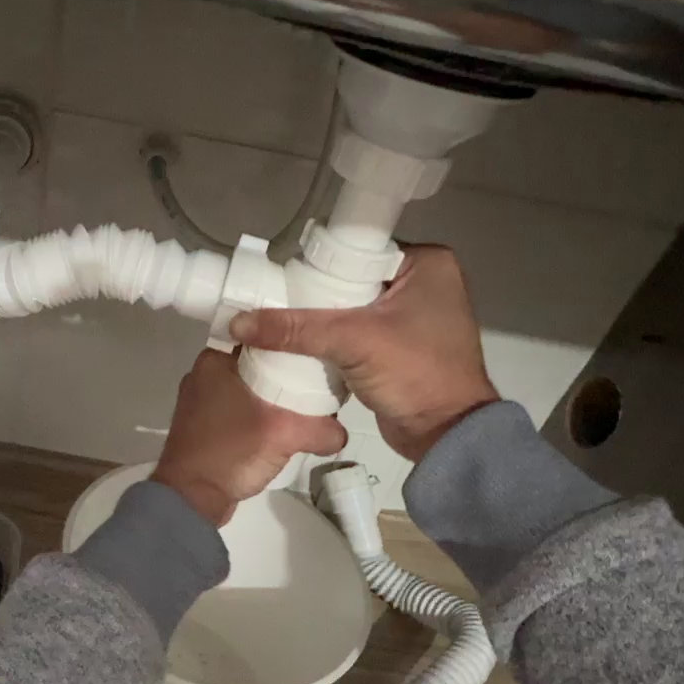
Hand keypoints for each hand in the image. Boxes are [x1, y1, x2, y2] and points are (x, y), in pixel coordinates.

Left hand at [151, 349, 347, 524]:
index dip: (296, 346)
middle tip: (323, 386)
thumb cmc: (231, 452)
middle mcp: (206, 374)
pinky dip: (261, 417)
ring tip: (309, 409)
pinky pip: (241, 410)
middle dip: (291, 377)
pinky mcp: (205, 426)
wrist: (190, 498)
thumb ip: (320, 428)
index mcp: (216, 360)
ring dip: (277, 400)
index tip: (324, 356)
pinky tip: (283, 428)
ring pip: (251, 389)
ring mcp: (203, 401)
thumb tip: (340, 433)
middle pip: (260, 364)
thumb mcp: (284, 434)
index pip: (265, 337)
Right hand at [229, 245, 497, 460]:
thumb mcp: (352, 341)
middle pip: (351, 280)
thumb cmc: (414, 372)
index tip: (281, 278)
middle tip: (274, 302)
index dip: (319, 263)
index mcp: (427, 264)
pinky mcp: (397, 348)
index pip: (359, 250)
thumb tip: (238, 322)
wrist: (445, 434)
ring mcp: (411, 317)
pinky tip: (299, 346)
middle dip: (314, 294)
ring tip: (278, 323)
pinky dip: (330, 341)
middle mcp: (422, 283)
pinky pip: (354, 334)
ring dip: (318, 320)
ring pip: (350, 309)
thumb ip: (296, 328)